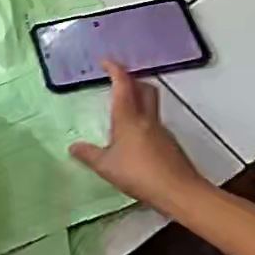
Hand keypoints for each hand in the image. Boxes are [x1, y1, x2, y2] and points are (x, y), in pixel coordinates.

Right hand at [69, 61, 207, 205]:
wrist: (180, 193)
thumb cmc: (139, 173)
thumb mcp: (105, 166)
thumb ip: (88, 154)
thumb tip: (73, 147)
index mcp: (128, 118)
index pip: (124, 85)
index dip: (115, 70)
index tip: (106, 61)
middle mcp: (147, 119)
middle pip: (145, 89)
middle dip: (132, 80)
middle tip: (118, 79)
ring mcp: (162, 132)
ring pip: (151, 106)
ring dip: (138, 99)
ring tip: (122, 108)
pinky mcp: (170, 145)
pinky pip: (153, 124)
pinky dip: (142, 120)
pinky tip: (133, 137)